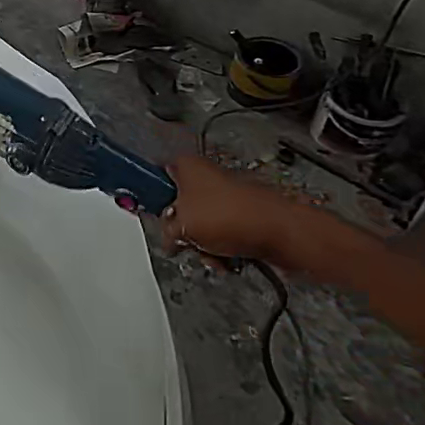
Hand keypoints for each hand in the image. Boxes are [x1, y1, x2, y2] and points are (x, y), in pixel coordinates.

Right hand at [161, 155, 361, 280]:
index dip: (149, 194)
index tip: (143, 210)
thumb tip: (168, 239)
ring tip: (214, 254)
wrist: (281, 233)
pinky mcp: (241, 217)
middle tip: (186, 240)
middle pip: (177, 205)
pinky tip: (229, 259)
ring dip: (202, 246)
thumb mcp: (179, 225)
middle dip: (181, 230)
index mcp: (186, 165)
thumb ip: (164, 231)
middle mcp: (204, 176)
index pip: (156, 173)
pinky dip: (221, 250)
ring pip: (199, 224)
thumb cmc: (229, 217)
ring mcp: (224, 197)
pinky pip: (219, 235)